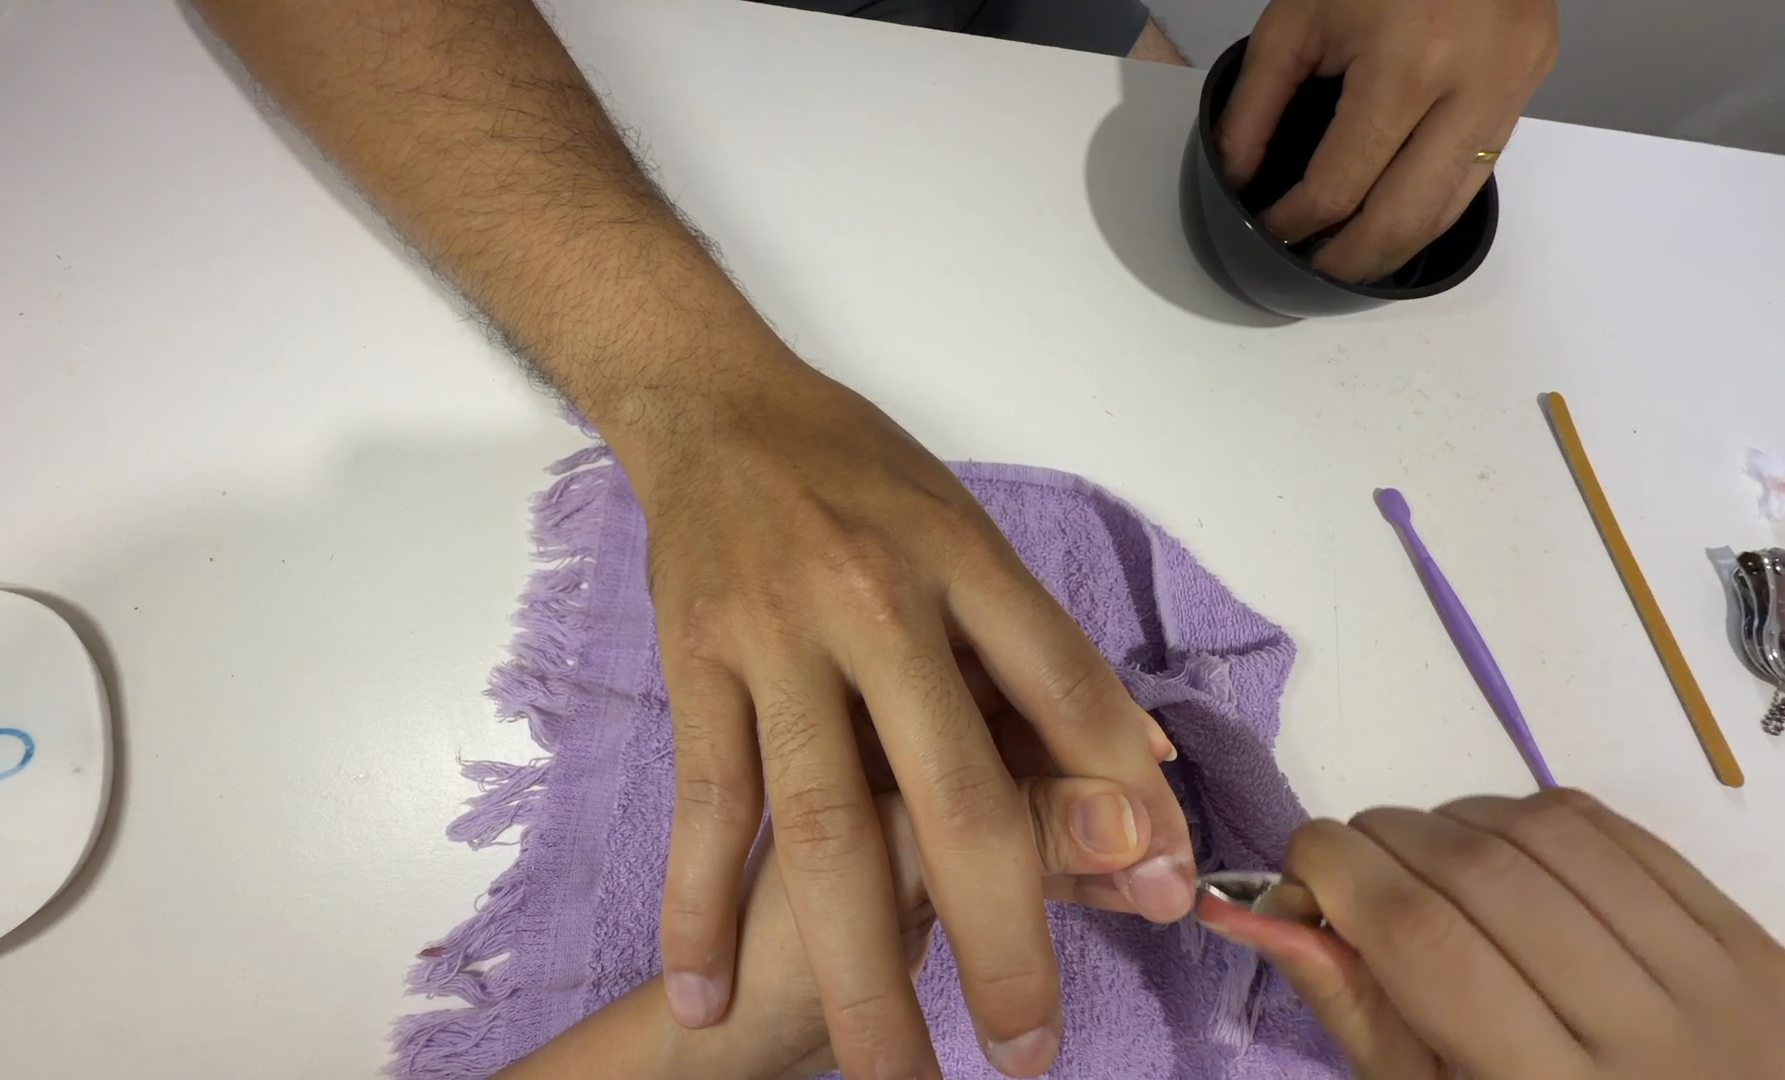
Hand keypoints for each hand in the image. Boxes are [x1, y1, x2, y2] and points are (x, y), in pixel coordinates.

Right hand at [626, 359, 1189, 1079]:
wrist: (718, 413)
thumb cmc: (851, 463)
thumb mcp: (963, 523)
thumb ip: (1033, 639)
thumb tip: (1129, 751)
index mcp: (962, 557)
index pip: (1069, 693)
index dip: (1129, 804)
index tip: (1160, 896)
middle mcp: (877, 602)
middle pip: (957, 791)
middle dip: (1005, 935)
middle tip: (1028, 1048)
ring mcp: (778, 637)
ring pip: (826, 824)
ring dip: (862, 966)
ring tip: (894, 1069)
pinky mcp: (696, 661)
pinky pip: (707, 801)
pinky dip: (701, 904)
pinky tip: (709, 989)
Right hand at [1199, 790, 1784, 1077]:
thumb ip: (1341, 998)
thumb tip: (1240, 907)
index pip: (1417, 932)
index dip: (1330, 869)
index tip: (1302, 875)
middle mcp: (1659, 1043)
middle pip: (1471, 869)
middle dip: (1375, 838)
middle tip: (1359, 873)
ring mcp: (1727, 987)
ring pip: (1533, 829)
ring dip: (1444, 821)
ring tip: (1430, 865)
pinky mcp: (1756, 943)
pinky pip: (1601, 824)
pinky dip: (1516, 814)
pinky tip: (1501, 856)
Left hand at [1216, 0, 1556, 281]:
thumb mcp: (1289, 24)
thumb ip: (1249, 114)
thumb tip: (1237, 185)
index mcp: (1409, 66)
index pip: (1338, 189)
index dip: (1292, 225)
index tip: (1267, 231)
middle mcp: (1476, 83)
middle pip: (1403, 217)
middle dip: (1347, 261)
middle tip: (1306, 273)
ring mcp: (1515, 84)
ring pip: (1447, 208)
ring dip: (1390, 250)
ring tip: (1342, 264)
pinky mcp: (1531, 83)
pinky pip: (1475, 175)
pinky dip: (1425, 214)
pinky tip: (1386, 224)